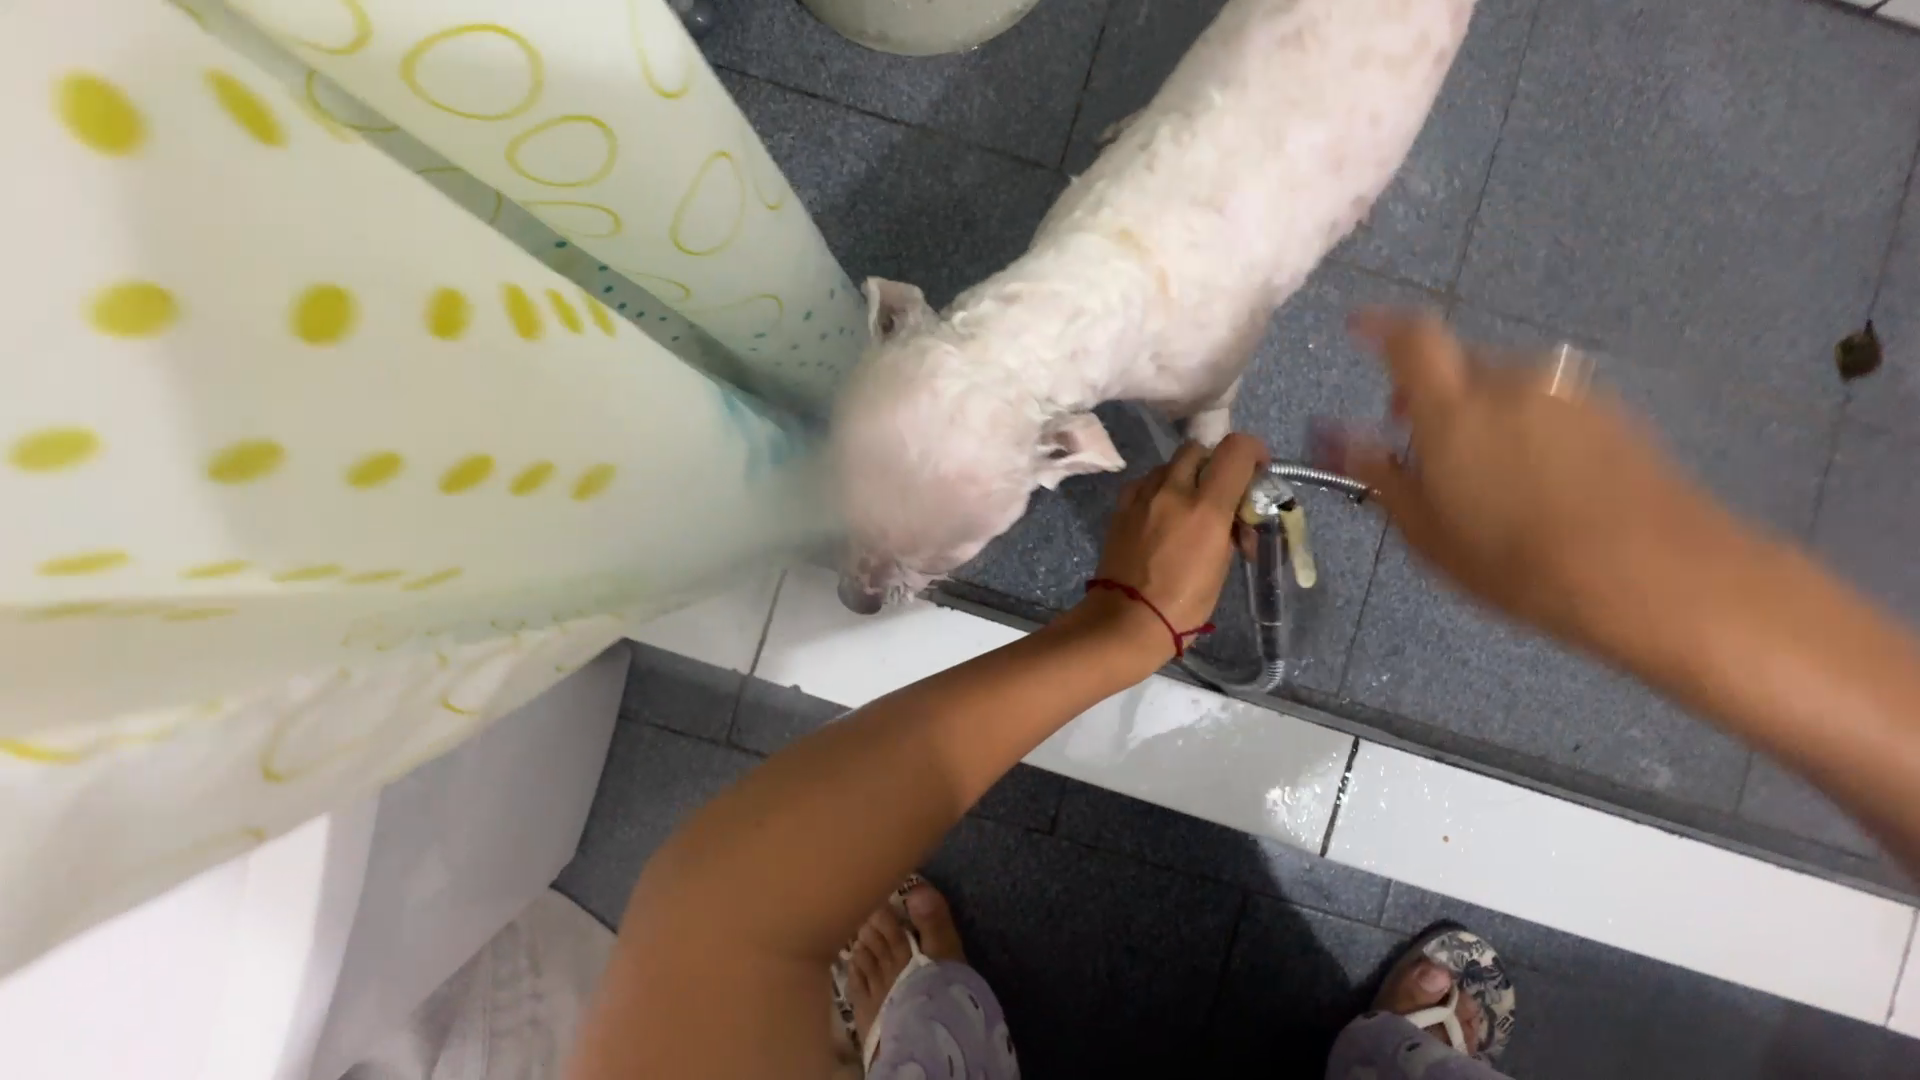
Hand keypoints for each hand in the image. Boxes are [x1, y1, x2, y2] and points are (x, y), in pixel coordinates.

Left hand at [1073, 434, 1270, 656]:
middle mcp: (1172, 491)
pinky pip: (1144, 483)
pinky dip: (1158, 490)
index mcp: (1206, 507)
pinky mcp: (1120, 508)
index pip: (1235, 450)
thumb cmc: (1184, 603)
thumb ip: (1230, 529)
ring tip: (1188, 508)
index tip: (1256, 472)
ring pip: (1168, 465)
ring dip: (1184, 477)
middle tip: (1220, 493)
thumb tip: (1232, 518)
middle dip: (1214, 464)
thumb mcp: (1221, 566)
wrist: (1127, 620)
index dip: (1252, 452)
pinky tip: (1160, 515)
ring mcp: (1141, 497)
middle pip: (1198, 449)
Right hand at [1340, 308, 1730, 649]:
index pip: (1411, 340)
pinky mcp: (1613, 416)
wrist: (1655, 576)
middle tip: (1414, 438)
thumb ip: (1379, 473)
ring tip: (1475, 470)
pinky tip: (1529, 480)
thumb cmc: (1514, 561)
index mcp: (1454, 409)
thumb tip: (1337, 434)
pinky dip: (1522, 425)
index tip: (1355, 328)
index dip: (1378, 326)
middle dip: (1428, 391)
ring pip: (1504, 386)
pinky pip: (1546, 405)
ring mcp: (1570, 396)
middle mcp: (1513, 384)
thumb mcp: (1424, 531)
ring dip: (1477, 411)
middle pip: (1458, 364)